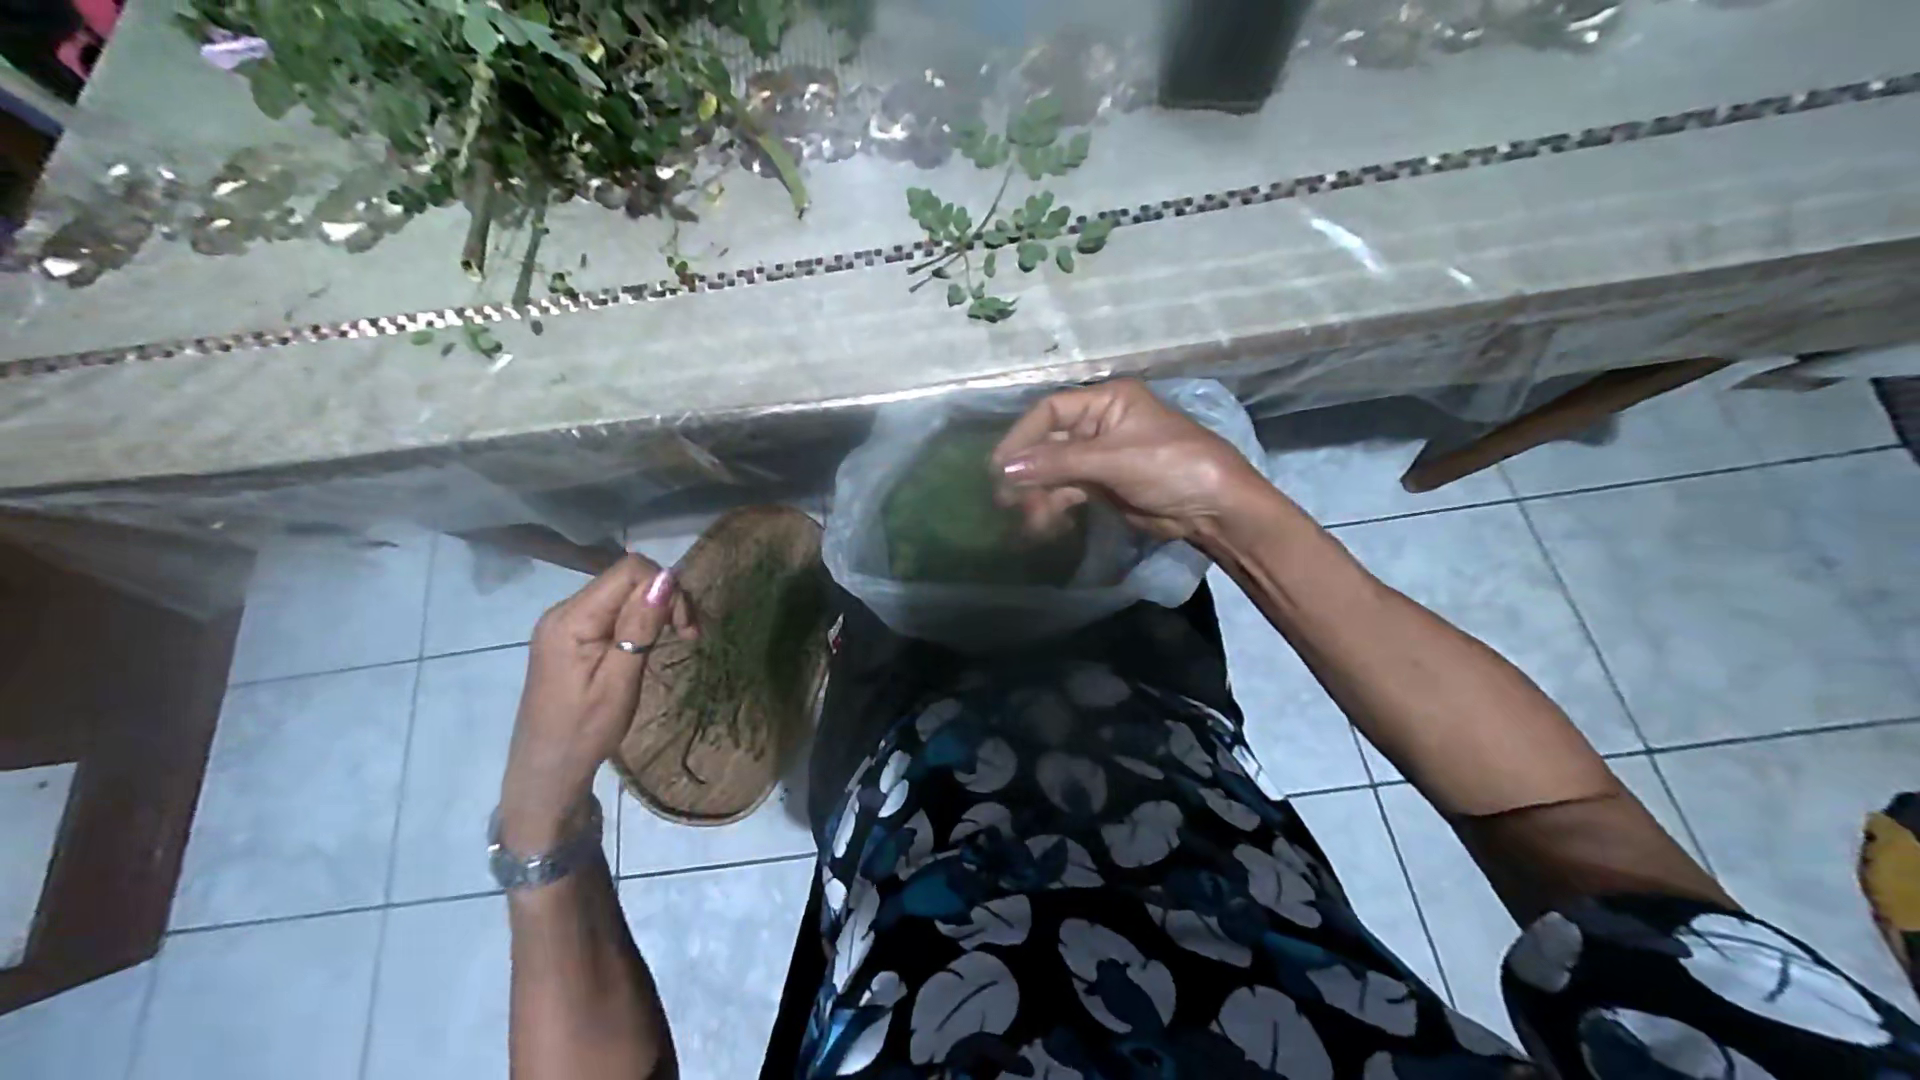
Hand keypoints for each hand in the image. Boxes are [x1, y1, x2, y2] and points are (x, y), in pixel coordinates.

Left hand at [498, 554, 695, 851]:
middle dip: (666, 598)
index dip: (666, 588)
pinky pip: (614, 610)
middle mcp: (564, 611)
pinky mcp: (572, 635)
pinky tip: (653, 642)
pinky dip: (642, 619)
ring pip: (624, 592)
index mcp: (571, 620)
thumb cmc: (585, 732)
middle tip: (689, 636)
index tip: (684, 628)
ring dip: (657, 609)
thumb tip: (667, 578)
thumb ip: (640, 627)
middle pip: (627, 579)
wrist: (547, 772)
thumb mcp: (619, 683)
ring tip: (678, 639)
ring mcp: (566, 622)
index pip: (629, 571)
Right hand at [991, 379, 1273, 542]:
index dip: (1022, 436)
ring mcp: (1100, 457)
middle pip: (1049, 443)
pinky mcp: (1103, 485)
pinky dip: (1052, 507)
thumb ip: (1058, 463)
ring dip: (1037, 495)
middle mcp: (1099, 424)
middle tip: (1004, 499)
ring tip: (1025, 520)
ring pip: (1055, 472)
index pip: (1051, 411)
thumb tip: (1005, 469)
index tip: (999, 465)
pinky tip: (1041, 526)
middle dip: (1027, 471)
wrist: (1214, 509)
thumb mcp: (1113, 459)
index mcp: (1106, 402)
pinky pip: (1067, 492)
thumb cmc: (1170, 466)